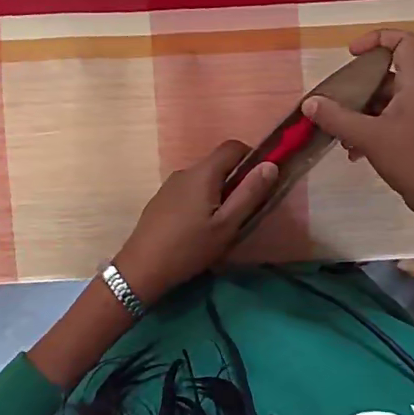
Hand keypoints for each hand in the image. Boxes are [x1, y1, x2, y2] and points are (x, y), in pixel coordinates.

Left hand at [112, 140, 279, 303]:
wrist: (142, 267)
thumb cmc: (189, 247)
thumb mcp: (227, 225)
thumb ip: (249, 194)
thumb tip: (270, 164)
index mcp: (203, 173)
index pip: (232, 147)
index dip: (252, 156)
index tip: (260, 180)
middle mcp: (185, 172)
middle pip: (217, 164)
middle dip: (235, 180)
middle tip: (243, 210)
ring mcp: (169, 185)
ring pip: (203, 179)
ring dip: (218, 192)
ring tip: (221, 224)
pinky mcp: (161, 200)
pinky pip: (188, 191)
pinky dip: (201, 201)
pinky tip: (198, 228)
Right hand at [302, 29, 413, 244]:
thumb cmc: (413, 160)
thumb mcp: (370, 138)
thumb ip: (337, 119)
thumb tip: (309, 103)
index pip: (404, 42)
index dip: (378, 38)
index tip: (351, 55)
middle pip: (386, 75)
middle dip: (357, 86)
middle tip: (333, 101)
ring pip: (383, 103)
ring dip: (358, 113)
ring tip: (338, 133)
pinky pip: (386, 123)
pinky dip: (367, 131)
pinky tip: (352, 153)